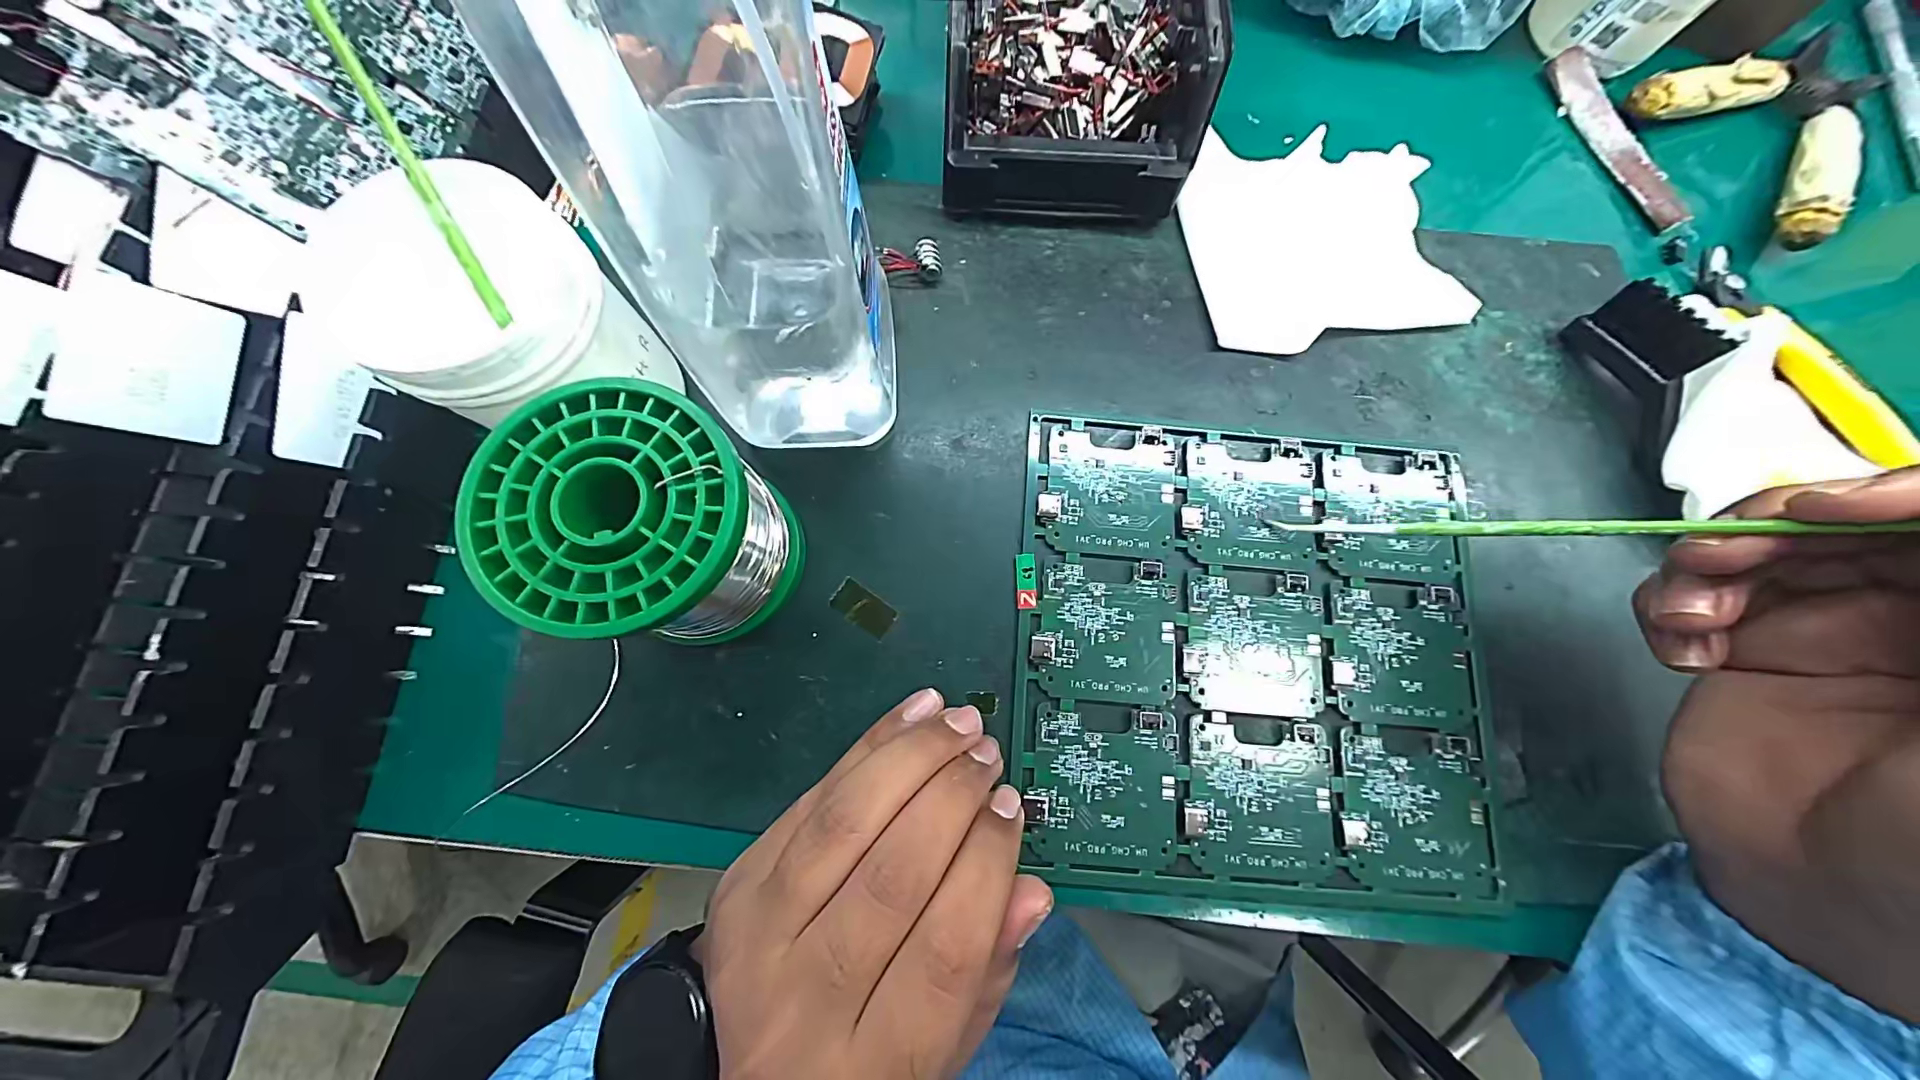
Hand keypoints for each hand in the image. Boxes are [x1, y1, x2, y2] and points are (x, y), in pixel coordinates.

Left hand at [692, 690, 1054, 1078]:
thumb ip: (986, 974)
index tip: (1011, 806)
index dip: (987, 862)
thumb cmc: (860, 1055)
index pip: (947, 949)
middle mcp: (810, 999)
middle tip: (985, 755)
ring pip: (843, 824)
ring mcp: (762, 934)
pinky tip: (911, 716)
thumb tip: (1031, 890)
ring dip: (907, 758)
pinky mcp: (739, 882)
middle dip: (950, 797)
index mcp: (877, 1061)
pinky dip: (865, 749)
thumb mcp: (938, 1050)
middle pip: (892, 876)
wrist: (735, 1061)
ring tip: (954, 724)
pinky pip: (810, 800)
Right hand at [1635, 469, 1919, 1021]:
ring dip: (1704, 568)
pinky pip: (1692, 597)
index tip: (1824, 509)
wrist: (1818, 897)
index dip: (1892, 497)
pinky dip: (1669, 609)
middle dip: (1769, 530)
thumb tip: (1903, 512)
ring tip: (1686, 614)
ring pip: (1756, 551)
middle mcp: (1918, 614)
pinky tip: (1680, 649)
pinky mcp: (1743, 649)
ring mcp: (1826, 629)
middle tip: (1717, 558)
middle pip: (1840, 526)